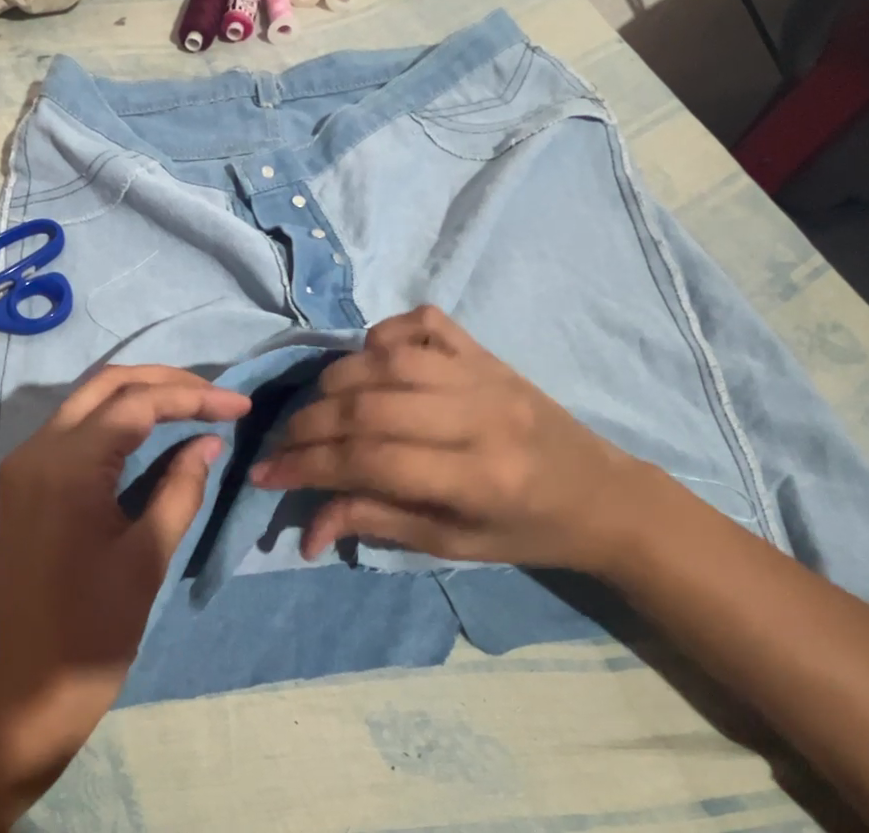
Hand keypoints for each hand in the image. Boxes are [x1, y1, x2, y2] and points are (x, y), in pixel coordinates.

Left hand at [0, 366, 249, 786]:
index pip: (136, 403)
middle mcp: (38, 449)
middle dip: (165, 382)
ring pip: (87, 401)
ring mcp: (26, 464)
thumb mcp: (148, 556)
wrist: (26, 683)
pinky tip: (153, 432)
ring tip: (195, 407)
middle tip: (217, 396)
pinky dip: (116, 421)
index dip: (193, 398)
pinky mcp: (26, 482)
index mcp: (68, 465)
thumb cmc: (93, 627)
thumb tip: (207, 442)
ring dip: (139, 396)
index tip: (242, 404)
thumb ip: (180, 488)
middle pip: (106, 385)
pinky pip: (74, 429)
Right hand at [250, 306, 670, 576]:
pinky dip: (382, 335)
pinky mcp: (486, 352)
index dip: (308, 466)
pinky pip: (422, 323)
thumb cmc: (525, 531)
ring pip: (386, 359)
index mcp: (478, 477)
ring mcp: (484, 374)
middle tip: (280, 444)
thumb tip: (305, 530)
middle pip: (369, 406)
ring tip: (314, 409)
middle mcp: (479, 416)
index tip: (265, 475)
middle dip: (308, 426)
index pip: (371, 461)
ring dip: (334, 381)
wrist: (602, 495)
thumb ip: (375, 521)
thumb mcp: (451, 543)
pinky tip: (367, 359)